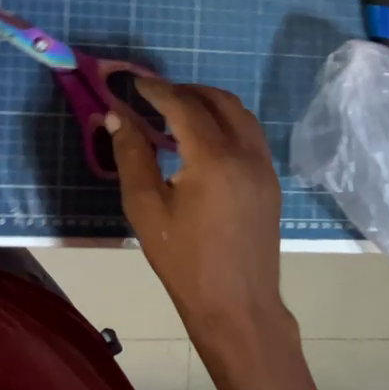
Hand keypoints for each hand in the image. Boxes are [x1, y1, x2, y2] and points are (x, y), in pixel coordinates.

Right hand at [109, 79, 288, 340]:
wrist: (236, 306)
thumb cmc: (184, 260)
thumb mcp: (145, 207)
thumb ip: (131, 154)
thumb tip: (118, 116)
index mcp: (213, 159)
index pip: (183, 106)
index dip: (156, 90)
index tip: (133, 83)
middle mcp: (245, 154)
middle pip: (218, 100)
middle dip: (184, 90)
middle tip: (153, 96)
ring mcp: (264, 167)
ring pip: (240, 114)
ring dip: (208, 103)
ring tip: (176, 111)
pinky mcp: (270, 182)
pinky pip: (249, 133)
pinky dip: (224, 121)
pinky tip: (201, 138)